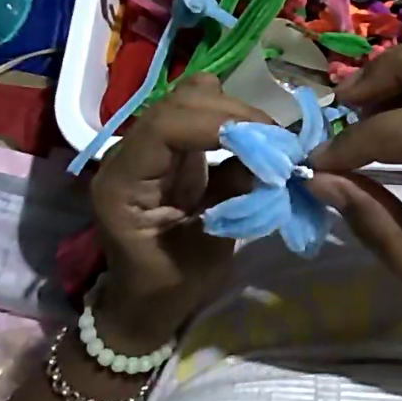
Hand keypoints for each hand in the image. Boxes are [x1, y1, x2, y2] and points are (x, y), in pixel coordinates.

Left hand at [88, 76, 269, 347]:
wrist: (144, 301)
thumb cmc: (169, 287)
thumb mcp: (207, 251)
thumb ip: (234, 200)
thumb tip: (272, 162)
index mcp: (123, 183)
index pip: (164, 127)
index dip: (216, 123)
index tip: (265, 140)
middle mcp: (128, 154)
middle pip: (179, 103)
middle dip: (234, 114)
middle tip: (278, 141)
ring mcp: (149, 147)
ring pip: (190, 99)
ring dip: (235, 112)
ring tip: (269, 138)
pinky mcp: (169, 149)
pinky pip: (198, 113)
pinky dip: (230, 116)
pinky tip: (253, 137)